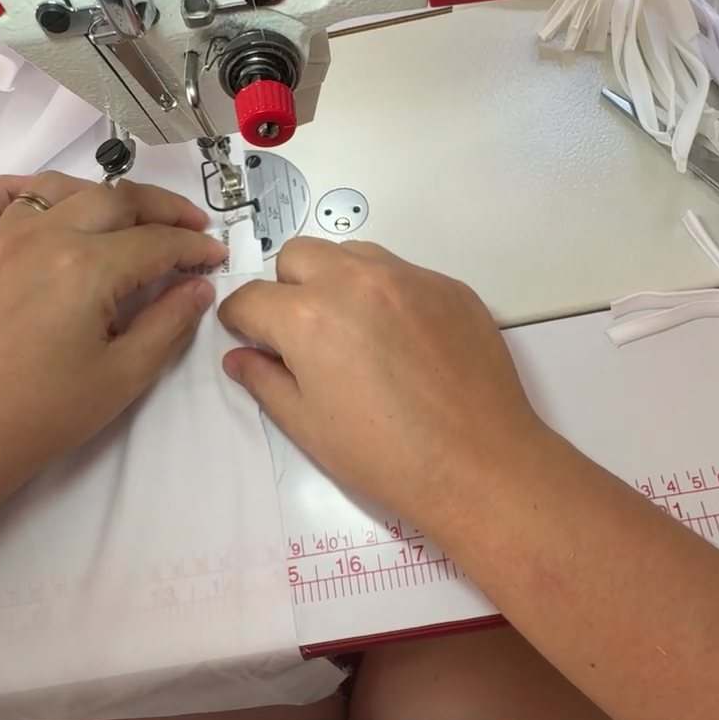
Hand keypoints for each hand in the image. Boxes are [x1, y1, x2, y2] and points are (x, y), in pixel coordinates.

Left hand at [0, 171, 225, 495]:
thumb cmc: (49, 412)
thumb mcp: (126, 374)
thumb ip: (170, 323)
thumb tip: (198, 287)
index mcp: (86, 267)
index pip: (156, 242)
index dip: (194, 246)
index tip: (217, 255)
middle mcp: (44, 237)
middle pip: (116, 199)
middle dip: (164, 208)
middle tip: (193, 226)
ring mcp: (1, 240)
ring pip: (60, 188)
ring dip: (104, 195)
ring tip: (131, 218)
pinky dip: (17, 190)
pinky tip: (42, 203)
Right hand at [217, 239, 555, 529]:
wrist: (478, 465)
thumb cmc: (384, 457)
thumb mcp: (308, 427)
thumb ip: (264, 382)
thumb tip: (239, 357)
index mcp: (309, 317)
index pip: (251, 298)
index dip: (240, 321)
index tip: (248, 337)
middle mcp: (356, 281)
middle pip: (297, 255)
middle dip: (286, 289)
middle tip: (303, 336)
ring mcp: (410, 278)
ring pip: (352, 254)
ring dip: (337, 281)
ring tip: (354, 333)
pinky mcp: (450, 287)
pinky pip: (403, 273)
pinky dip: (388, 296)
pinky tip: (404, 343)